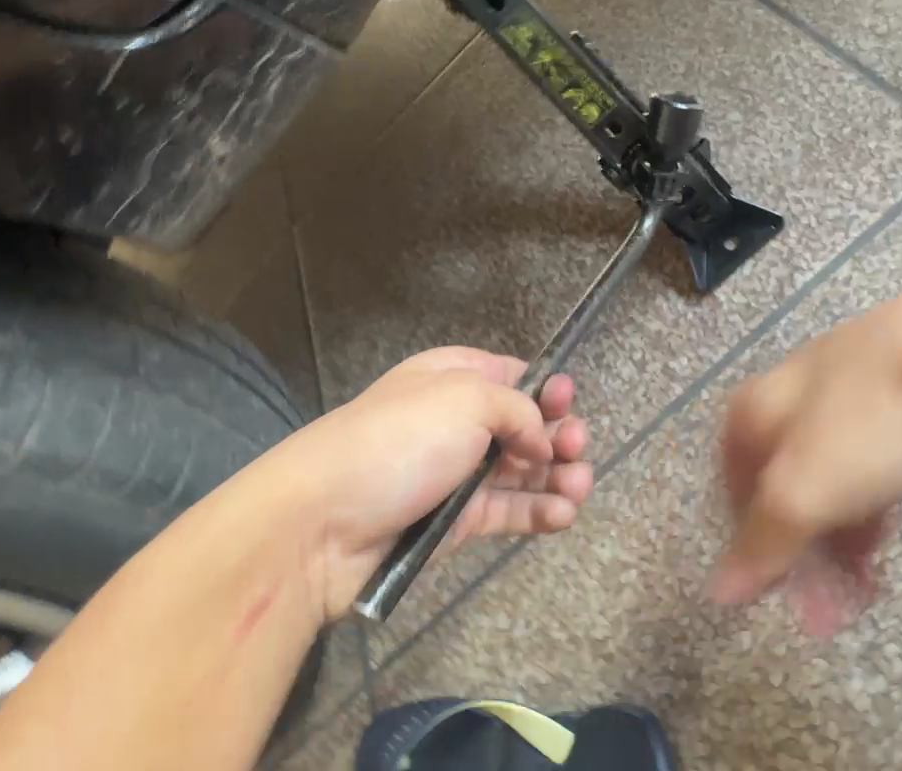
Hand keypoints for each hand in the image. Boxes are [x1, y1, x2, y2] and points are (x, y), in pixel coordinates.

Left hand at [250, 347, 593, 623]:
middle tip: (576, 448)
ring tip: (579, 488)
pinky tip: (563, 515)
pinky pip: (509, 512)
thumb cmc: (399, 442)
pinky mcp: (458, 523)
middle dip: (560, 434)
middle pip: (526, 426)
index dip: (546, 389)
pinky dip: (540, 512)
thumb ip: (520, 409)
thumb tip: (540, 441)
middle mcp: (458, 424)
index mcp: (453, 379)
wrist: (323, 524)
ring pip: (524, 472)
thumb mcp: (465, 398)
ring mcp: (458, 475)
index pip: (513, 376)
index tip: (567, 402)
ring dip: (559, 477)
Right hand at [711, 286, 901, 633]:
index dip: (755, 550)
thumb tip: (720, 592)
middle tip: (838, 604)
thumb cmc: (863, 424)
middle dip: (806, 552)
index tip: (788, 597)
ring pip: (825, 475)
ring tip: (869, 576)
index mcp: (752, 414)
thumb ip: (762, 542)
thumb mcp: (804, 492)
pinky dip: (867, 498)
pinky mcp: (884, 388)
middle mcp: (783, 397)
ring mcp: (835, 388)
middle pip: (781, 488)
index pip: (733, 496)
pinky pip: (862, 456)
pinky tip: (889, 524)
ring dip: (840, 534)